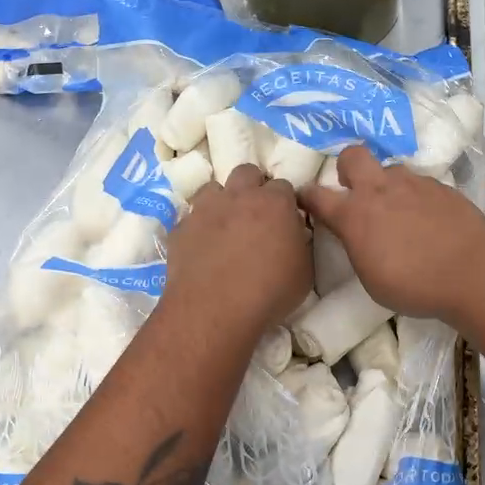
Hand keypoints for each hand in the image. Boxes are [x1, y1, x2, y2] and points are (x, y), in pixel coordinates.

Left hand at [163, 163, 312, 330]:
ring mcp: (205, 210)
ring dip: (222, 201)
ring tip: (225, 226)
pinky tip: (202, 247)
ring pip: (213, 188)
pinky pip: (190, 218)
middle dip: (253, 186)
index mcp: (275, 203)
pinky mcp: (180, 228)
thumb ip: (300, 243)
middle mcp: (239, 196)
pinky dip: (198, 227)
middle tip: (256, 214)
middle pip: (247, 173)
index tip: (285, 219)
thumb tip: (293, 232)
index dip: (285, 201)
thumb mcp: (304, 272)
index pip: (284, 186)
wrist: (213, 311)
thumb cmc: (268, 293)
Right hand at [299, 146, 484, 321]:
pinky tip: (429, 220)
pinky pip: (420, 184)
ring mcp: (414, 183)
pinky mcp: (441, 186)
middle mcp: (381, 189)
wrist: (472, 273)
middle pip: (352, 156)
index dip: (307, 196)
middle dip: (348, 169)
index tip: (305, 200)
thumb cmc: (413, 286)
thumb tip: (356, 234)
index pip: (317, 195)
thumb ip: (357, 247)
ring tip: (400, 212)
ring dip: (387, 185)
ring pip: (390, 169)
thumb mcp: (371, 278)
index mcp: (355, 214)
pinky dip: (417, 197)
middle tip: (357, 193)